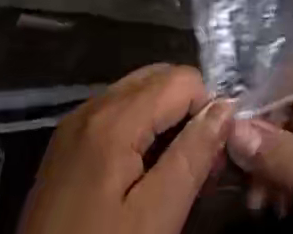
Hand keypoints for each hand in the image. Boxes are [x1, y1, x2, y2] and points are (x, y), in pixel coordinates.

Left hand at [19, 64, 232, 233]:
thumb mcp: (156, 215)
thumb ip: (194, 153)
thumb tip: (226, 105)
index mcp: (113, 120)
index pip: (184, 80)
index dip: (207, 111)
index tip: (209, 159)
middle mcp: (92, 108)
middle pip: (161, 78)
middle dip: (188, 110)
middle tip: (197, 164)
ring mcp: (74, 126)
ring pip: (141, 92)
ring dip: (167, 119)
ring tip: (174, 171)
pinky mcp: (66, 147)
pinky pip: (118, 112)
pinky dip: (142, 128)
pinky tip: (144, 173)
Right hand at [227, 80, 292, 233]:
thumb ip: (283, 153)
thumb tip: (232, 127)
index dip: (262, 106)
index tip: (227, 130)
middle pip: (288, 119)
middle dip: (263, 148)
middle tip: (243, 181)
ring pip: (287, 150)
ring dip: (267, 174)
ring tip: (258, 203)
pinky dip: (278, 189)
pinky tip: (270, 208)